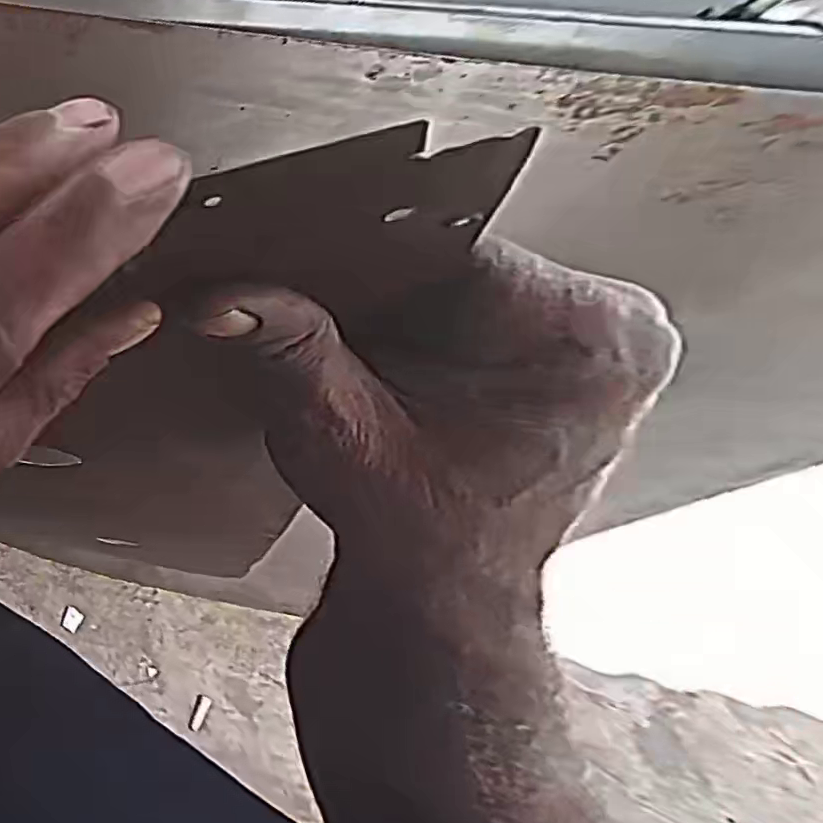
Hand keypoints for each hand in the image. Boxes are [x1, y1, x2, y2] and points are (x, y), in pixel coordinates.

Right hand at [183, 238, 680, 582]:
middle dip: (356, 272)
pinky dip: (395, 309)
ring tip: (319, 314)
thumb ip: (284, 346)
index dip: (346, 246)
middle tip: (286, 284)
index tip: (279, 249)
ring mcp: (590, 333)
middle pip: (444, 250)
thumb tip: (215, 297)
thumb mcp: (330, 426)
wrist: (440, 582)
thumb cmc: (404, 520)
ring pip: (445, 268)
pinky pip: (459, 294)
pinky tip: (353, 332)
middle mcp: (607, 322)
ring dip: (373, 290)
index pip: (440, 241)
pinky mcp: (557, 346)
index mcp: (575, 333)